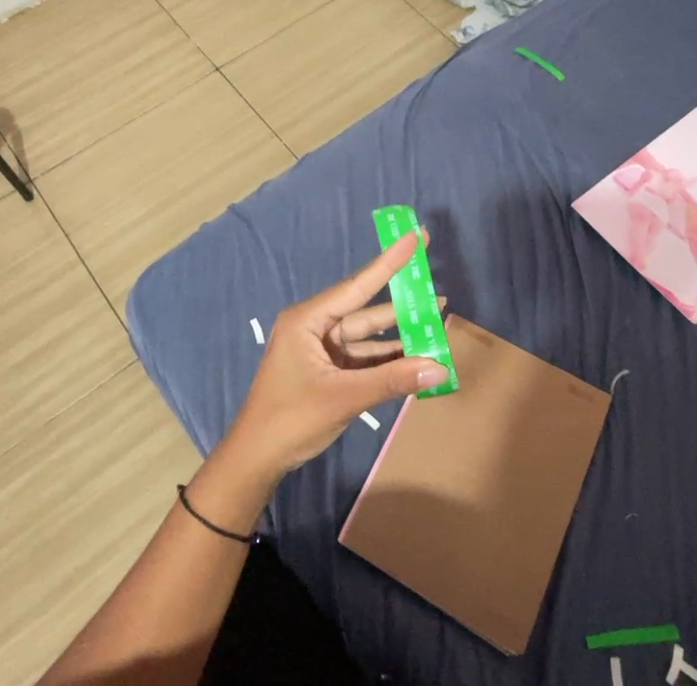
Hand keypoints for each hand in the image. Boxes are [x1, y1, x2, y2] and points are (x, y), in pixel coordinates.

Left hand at [222, 232, 449, 477]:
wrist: (257, 458)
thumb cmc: (290, 418)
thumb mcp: (344, 397)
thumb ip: (392, 380)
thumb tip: (439, 367)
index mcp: (308, 320)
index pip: (357, 286)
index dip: (389, 262)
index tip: (416, 237)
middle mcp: (315, 328)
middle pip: (366, 312)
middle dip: (402, 307)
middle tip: (439, 292)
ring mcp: (322, 351)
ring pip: (369, 339)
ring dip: (400, 339)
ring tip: (437, 328)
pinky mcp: (328, 373)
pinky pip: (365, 360)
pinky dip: (388, 362)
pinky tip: (416, 361)